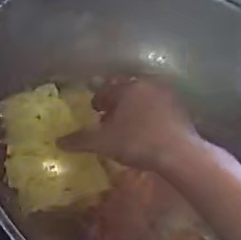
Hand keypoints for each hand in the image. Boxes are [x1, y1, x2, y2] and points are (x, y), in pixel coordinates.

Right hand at [60, 78, 206, 171]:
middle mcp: (148, 86)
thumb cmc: (136, 142)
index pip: (105, 91)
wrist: (179, 154)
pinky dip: (150, 118)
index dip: (97, 103)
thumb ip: (80, 140)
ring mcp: (168, 97)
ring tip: (127, 129)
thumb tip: (59, 142)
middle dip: (116, 105)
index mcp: (127, 88)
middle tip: (108, 121)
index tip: (94, 114)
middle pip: (126, 93)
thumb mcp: (102, 143)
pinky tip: (146, 134)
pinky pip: (159, 110)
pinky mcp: (181, 110)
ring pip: (143, 100)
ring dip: (134, 111)